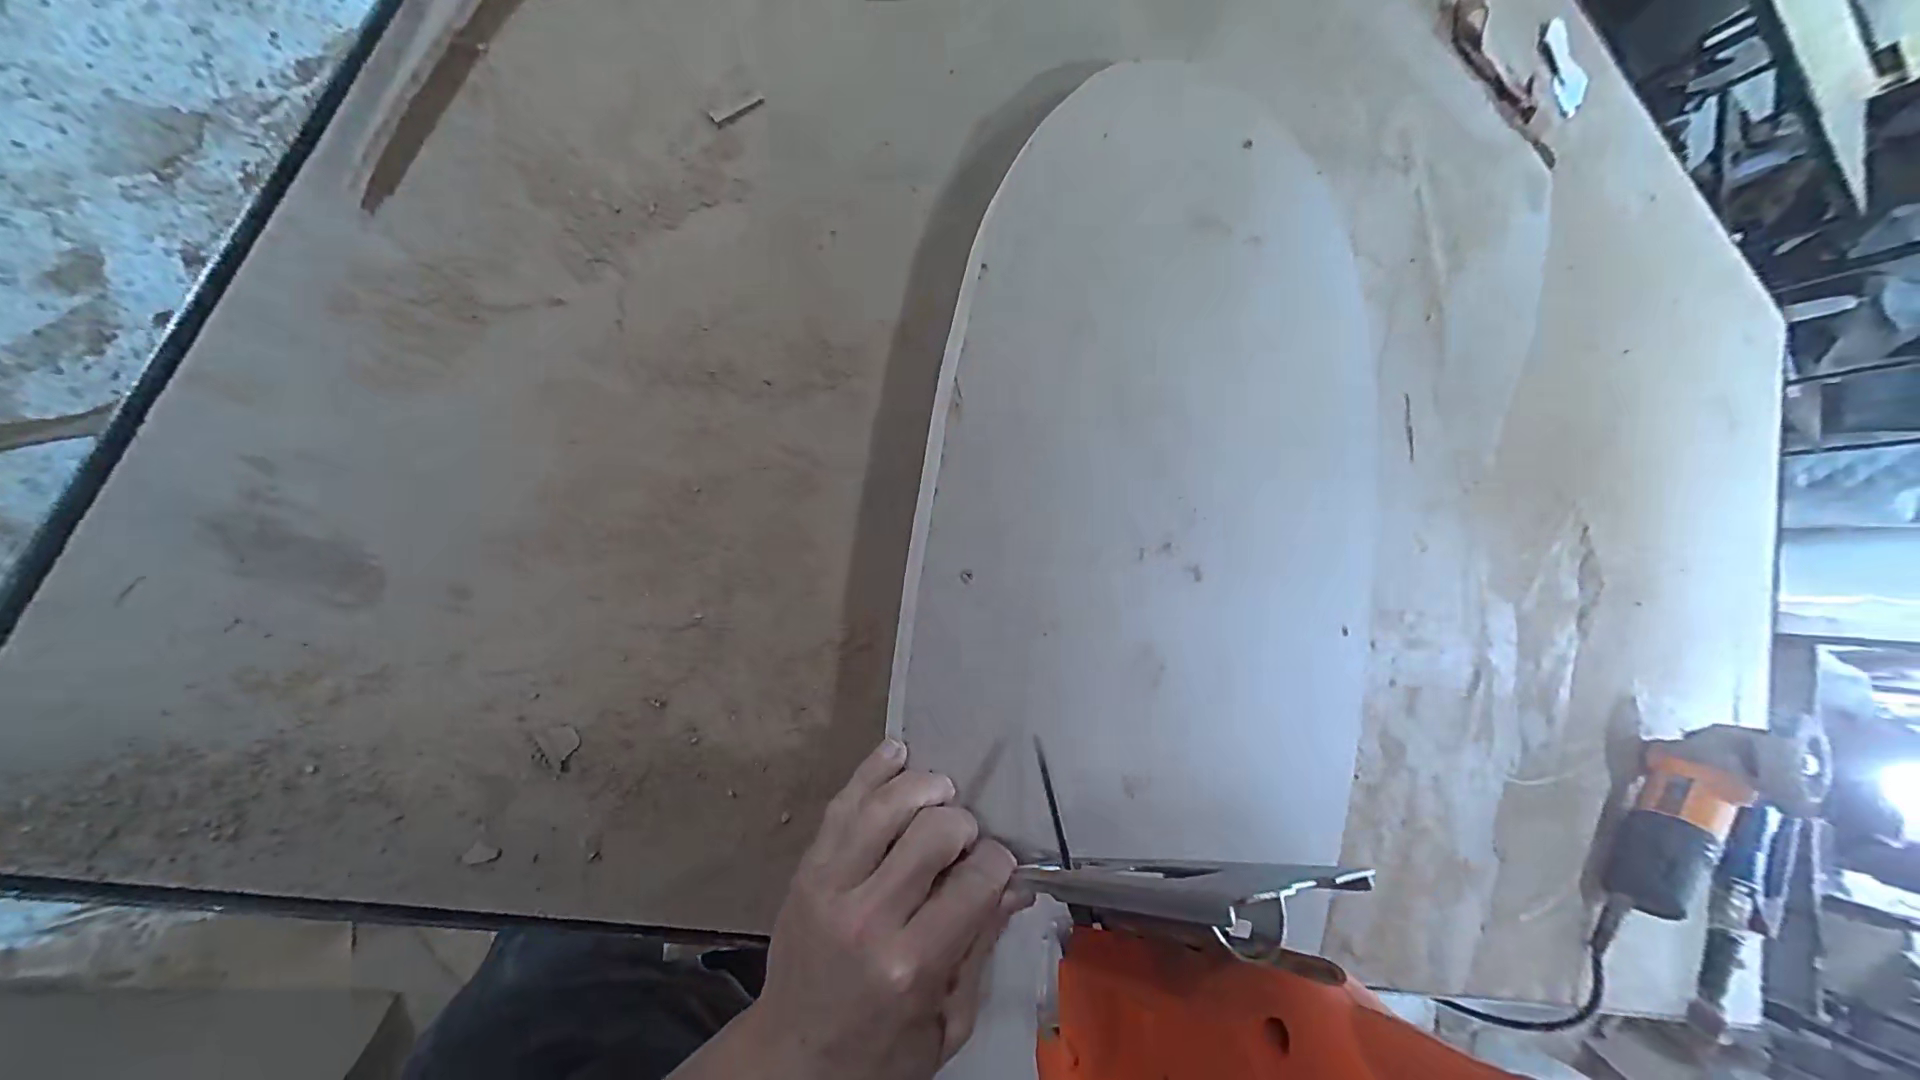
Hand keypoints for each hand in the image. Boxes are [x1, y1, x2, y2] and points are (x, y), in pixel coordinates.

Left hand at [672, 738, 1027, 1079]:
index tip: (998, 864)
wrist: (792, 1056)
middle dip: (963, 824)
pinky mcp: (807, 867)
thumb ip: (982, 947)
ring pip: (886, 805)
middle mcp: (869, 917)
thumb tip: (1017, 885)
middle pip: (933, 831)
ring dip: (924, 785)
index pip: (975, 881)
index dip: (998, 861)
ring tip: (942, 790)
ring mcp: (830, 885)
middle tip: (963, 839)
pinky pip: (842, 803)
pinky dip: (873, 769)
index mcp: (912, 965)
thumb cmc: (881, 1050)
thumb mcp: (947, 1022)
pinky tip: (898, 752)